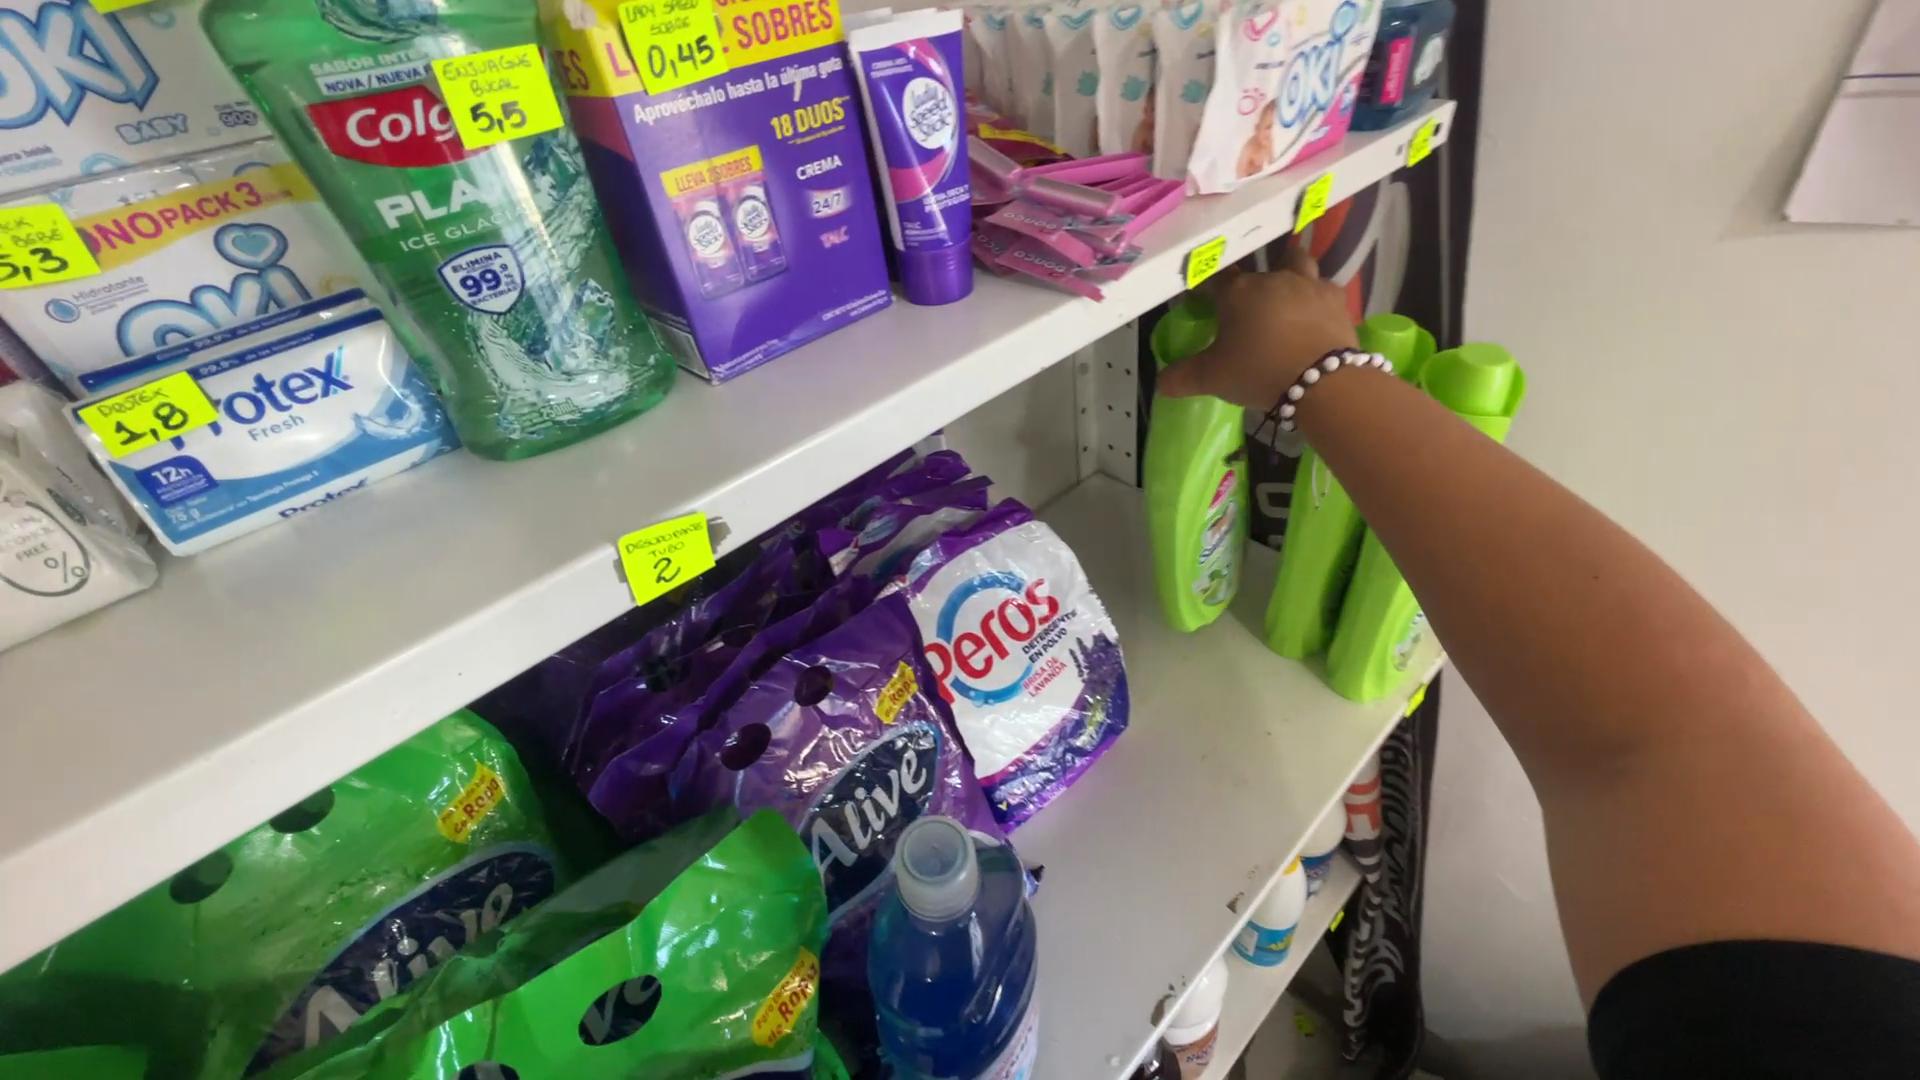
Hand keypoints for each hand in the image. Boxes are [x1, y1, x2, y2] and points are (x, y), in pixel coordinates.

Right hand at [1156, 245, 1358, 412]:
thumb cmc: (1258, 371)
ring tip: (1283, 296)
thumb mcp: (1212, 378)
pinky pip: (1323, 290)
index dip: (1204, 287)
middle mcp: (1273, 279)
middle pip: (1259, 267)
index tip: (1198, 300)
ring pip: (1298, 264)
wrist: (1323, 382)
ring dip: (1289, 274)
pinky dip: (1314, 299)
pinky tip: (1311, 317)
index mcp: (1238, 292)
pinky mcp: (1337, 301)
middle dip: (1250, 282)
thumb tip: (1160, 382)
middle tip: (1245, 305)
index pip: (1214, 279)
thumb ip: (1182, 377)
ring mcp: (1309, 286)